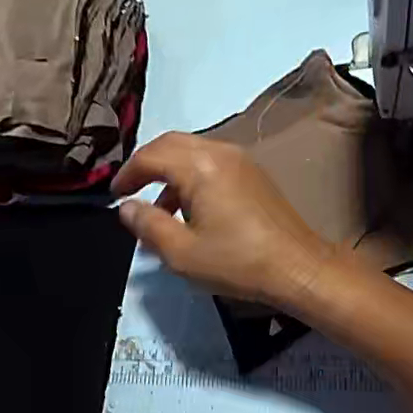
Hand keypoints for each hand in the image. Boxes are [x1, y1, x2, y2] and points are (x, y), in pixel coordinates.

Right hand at [112, 132, 339, 307]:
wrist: (297, 267)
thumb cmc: (237, 261)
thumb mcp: (181, 252)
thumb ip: (147, 226)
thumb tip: (126, 207)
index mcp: (199, 166)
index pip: (150, 155)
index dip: (126, 174)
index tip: (114, 195)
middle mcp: (220, 152)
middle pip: (172, 145)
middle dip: (147, 166)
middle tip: (131, 191)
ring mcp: (242, 161)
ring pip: (193, 153)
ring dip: (171, 174)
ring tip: (160, 212)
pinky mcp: (255, 175)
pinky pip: (213, 164)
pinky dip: (193, 179)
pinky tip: (191, 212)